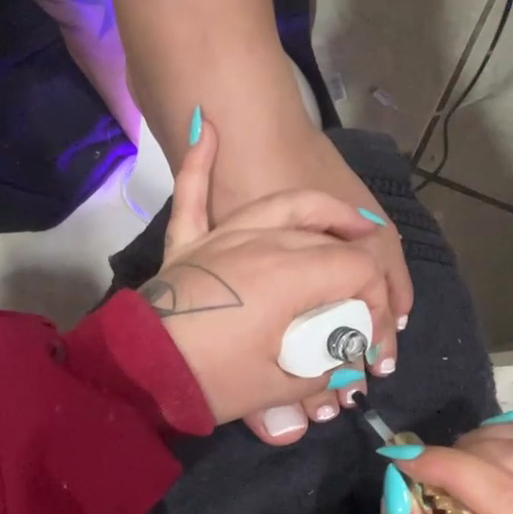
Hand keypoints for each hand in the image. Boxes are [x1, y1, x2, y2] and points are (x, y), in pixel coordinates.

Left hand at [147, 119, 392, 424]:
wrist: (135, 374)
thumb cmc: (207, 381)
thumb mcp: (272, 386)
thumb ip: (318, 371)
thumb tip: (342, 365)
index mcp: (292, 276)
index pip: (359, 272)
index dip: (377, 307)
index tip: (370, 344)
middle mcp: (264, 242)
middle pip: (328, 240)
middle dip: (360, 271)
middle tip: (366, 309)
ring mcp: (222, 238)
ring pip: (281, 206)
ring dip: (320, 209)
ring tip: (348, 222)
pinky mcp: (185, 245)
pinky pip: (191, 196)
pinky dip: (196, 163)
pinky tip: (204, 128)